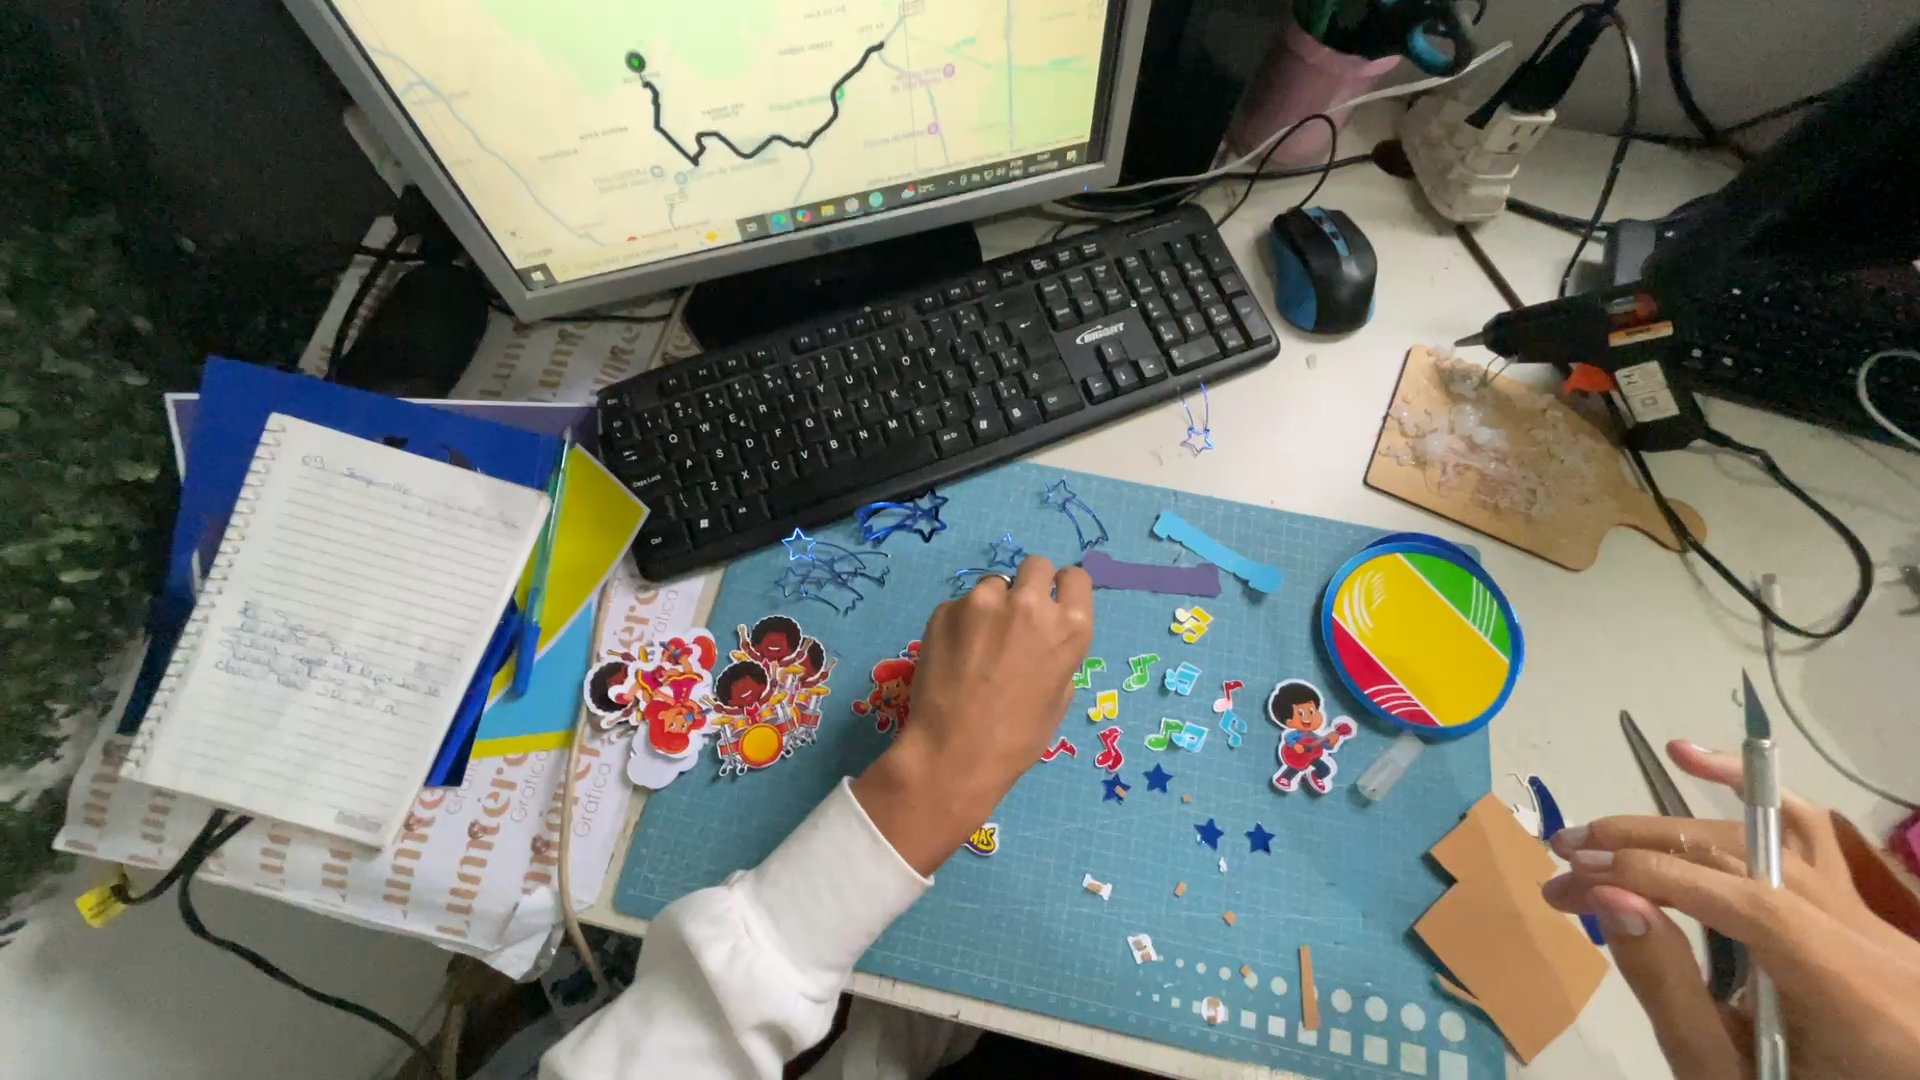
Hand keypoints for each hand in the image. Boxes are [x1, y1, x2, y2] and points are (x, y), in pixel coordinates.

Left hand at [851, 555, 1092, 875]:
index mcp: (1069, 627)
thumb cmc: (1018, 738)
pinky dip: (960, 623)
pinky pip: (960, 605)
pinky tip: (954, 656)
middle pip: (1035, 565)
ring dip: (991, 605)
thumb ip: (1058, 653)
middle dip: (1028, 585)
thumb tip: (1045, 638)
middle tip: (1015, 617)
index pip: (1075, 577)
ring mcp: (983, 601)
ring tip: (978, 645)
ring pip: (993, 586)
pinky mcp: (945, 608)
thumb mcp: (1060, 697)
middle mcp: (1029, 603)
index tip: (1052, 603)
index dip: (1062, 588)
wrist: (954, 752)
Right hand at [1542, 740, 1919, 1078]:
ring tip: (1596, 836)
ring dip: (1667, 829)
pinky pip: (1808, 840)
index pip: (1750, 901)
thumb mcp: (1718, 1072)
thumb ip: (1666, 984)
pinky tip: (1693, 759)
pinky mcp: (1860, 920)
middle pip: (1748, 861)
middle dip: (1640, 851)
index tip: (1575, 873)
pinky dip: (1750, 796)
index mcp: (1863, 1001)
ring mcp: (1880, 929)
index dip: (1654, 872)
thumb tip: (1606, 893)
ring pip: (1763, 842)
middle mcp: (1886, 951)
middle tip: (1563, 865)